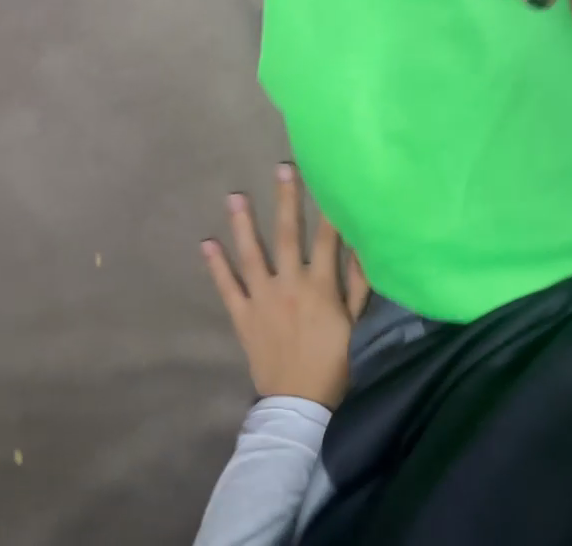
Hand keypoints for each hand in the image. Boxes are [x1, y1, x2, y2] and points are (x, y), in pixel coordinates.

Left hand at [201, 163, 371, 407]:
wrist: (297, 402)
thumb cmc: (334, 359)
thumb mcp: (356, 320)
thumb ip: (359, 283)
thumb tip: (364, 247)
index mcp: (321, 285)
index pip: (327, 238)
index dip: (330, 207)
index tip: (330, 178)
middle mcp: (290, 284)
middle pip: (288, 234)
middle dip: (286, 200)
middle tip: (282, 168)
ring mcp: (262, 298)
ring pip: (252, 254)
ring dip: (243, 224)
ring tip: (236, 196)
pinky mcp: (242, 315)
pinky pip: (227, 287)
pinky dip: (216, 266)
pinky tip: (206, 243)